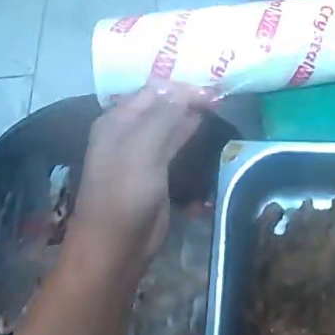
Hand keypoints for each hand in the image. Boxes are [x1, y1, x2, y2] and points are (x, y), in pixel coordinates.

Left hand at [68, 81, 212, 278]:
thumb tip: (185, 90)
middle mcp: (126, 131)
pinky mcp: (154, 170)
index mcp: (116, 121)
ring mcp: (140, 151)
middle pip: (160, 103)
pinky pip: (172, 141)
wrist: (115, 246)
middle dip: (186, 95)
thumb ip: (163, 116)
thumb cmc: (124, 195)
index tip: (212, 90)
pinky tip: (202, 122)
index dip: (181, 87)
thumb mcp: (142, 150)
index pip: (153, 91)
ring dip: (188, 111)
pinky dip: (186, 129)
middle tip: (219, 93)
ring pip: (167, 121)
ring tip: (216, 102)